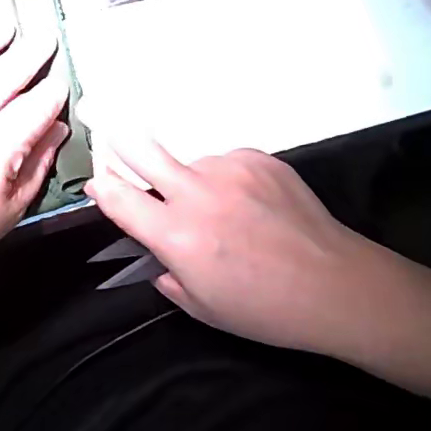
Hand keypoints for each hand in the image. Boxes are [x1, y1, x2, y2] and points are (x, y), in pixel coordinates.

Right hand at [84, 135, 402, 356]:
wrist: (334, 284)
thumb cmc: (264, 309)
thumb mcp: (203, 308)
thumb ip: (168, 275)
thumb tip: (159, 254)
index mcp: (176, 236)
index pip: (118, 197)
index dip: (101, 187)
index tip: (96, 182)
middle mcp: (197, 193)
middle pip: (141, 149)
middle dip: (118, 138)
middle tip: (104, 121)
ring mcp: (231, 169)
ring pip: (192, 164)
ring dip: (193, 182)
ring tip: (226, 213)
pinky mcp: (260, 159)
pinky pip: (228, 164)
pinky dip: (229, 181)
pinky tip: (251, 206)